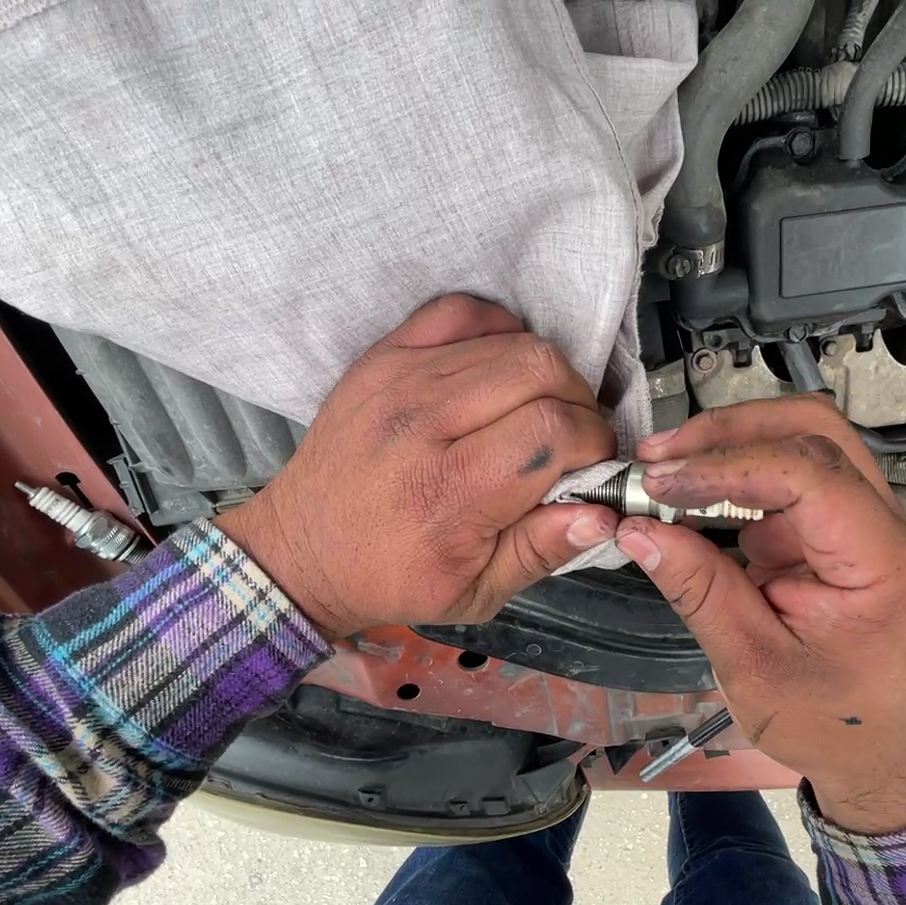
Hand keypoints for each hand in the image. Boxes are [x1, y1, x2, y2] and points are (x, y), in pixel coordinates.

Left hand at [218, 295, 618, 638]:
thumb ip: (541, 551)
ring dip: (546, 374)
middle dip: (579, 403)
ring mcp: (399, 379)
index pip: (553, 430)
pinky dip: (498, 332)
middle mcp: (424, 424)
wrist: (303, 550)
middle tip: (573, 437)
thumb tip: (602, 513)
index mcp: (450, 492)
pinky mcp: (384, 356)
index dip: (592, 443)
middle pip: (541, 370)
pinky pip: (462, 310)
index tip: (591, 464)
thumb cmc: (391, 577)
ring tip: (539, 411)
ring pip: (512, 340)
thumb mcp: (475, 593)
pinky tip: (500, 372)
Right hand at [616, 396, 905, 833]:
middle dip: (732, 431)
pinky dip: (734, 483)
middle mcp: (885, 528)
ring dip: (731, 448)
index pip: (809, 474)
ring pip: (803, 445)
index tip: (659, 480)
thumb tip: (638, 530)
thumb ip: (700, 590)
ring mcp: (862, 526)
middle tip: (660, 456)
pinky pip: (786, 484)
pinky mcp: (836, 534)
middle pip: (816, 432)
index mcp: (883, 563)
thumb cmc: (830, 724)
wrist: (880, 755)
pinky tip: (691, 500)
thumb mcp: (753, 667)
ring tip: (664, 472)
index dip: (728, 466)